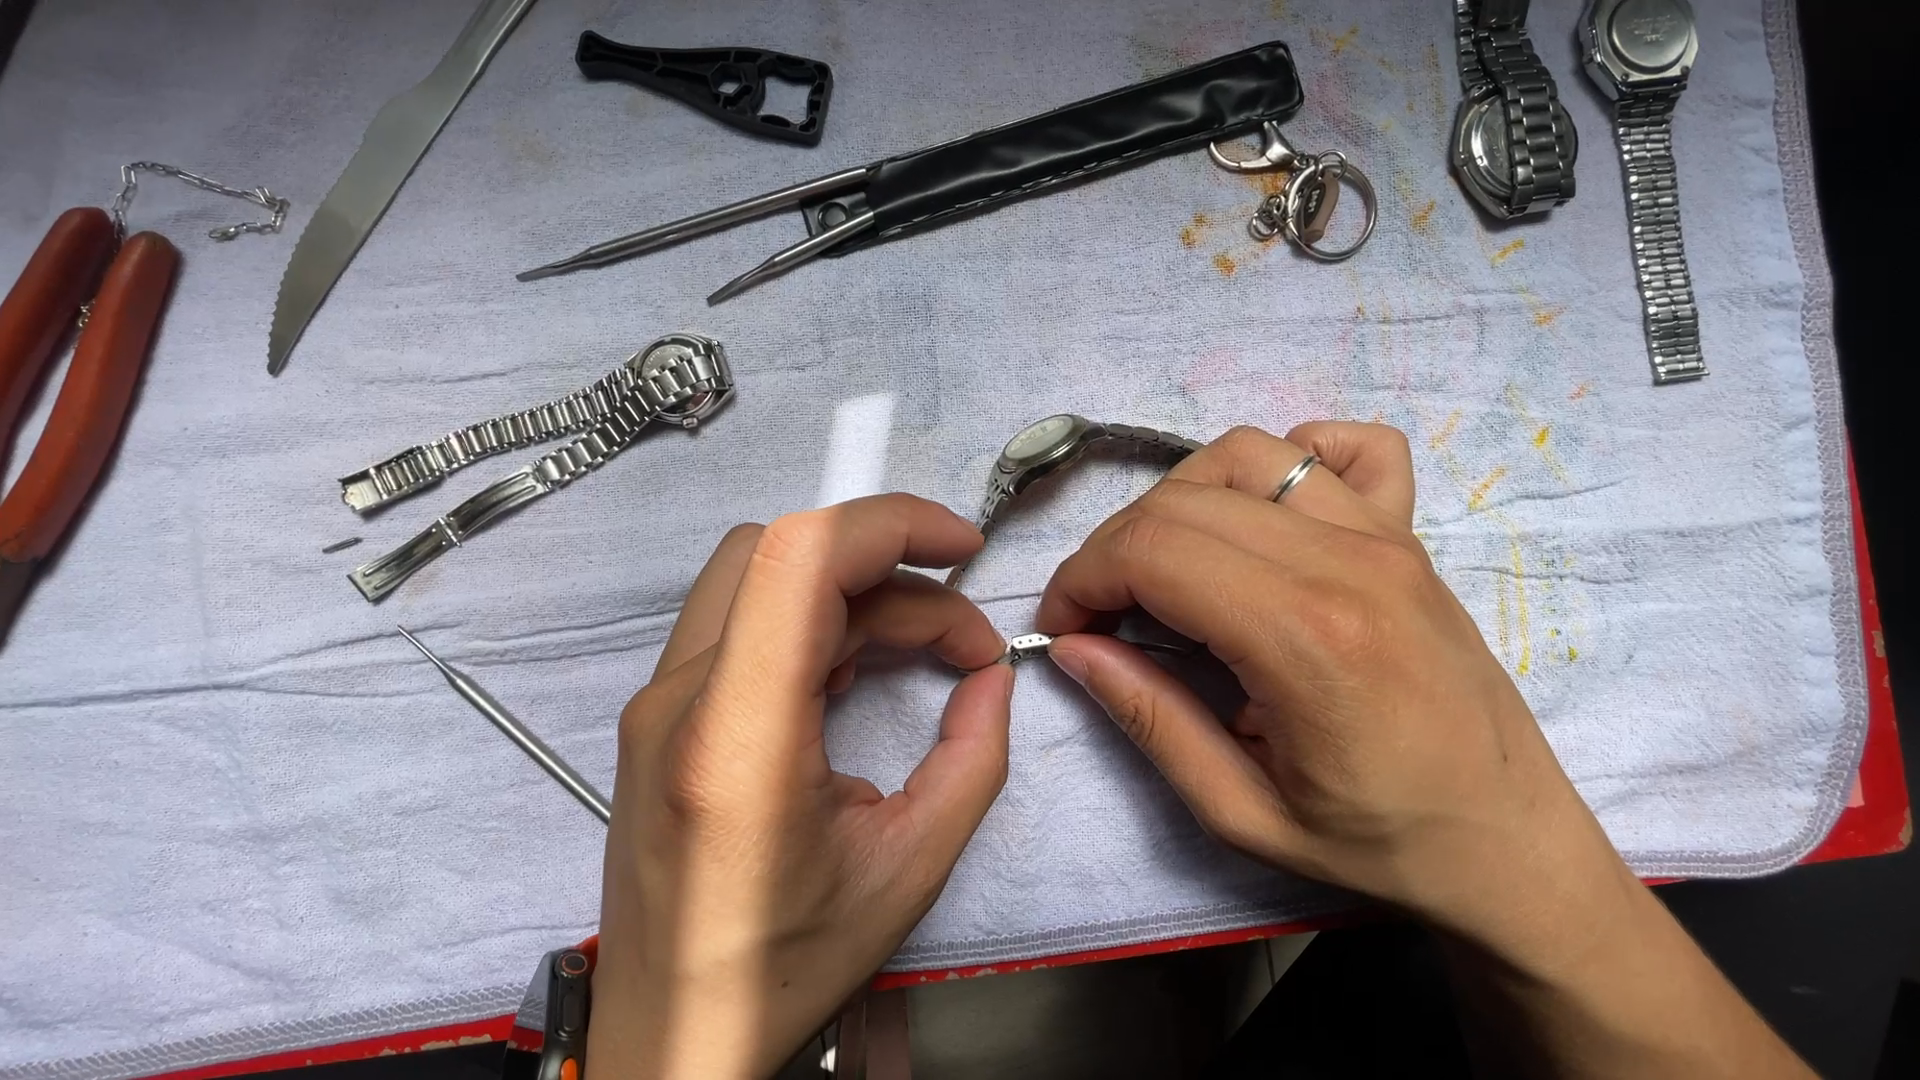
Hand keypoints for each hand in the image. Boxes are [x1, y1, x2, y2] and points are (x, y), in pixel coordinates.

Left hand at [590, 494, 1011, 1078]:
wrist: (670, 1033)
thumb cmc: (786, 964)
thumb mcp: (909, 869)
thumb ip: (971, 758)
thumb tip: (991, 677)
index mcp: (738, 736)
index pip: (802, 558)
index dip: (892, 523)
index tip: (965, 549)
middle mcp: (680, 697)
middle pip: (785, 552)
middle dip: (891, 566)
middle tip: (958, 635)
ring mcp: (657, 698)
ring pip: (762, 575)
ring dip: (855, 592)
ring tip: (919, 653)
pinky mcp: (660, 709)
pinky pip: (746, 620)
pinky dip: (816, 620)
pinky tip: (857, 673)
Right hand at [1037, 423, 1622, 952]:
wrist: (1513, 848)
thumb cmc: (1378, 846)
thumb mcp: (1241, 813)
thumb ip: (1150, 720)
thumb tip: (1074, 648)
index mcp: (1304, 639)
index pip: (1152, 551)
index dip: (1081, 579)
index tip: (1062, 627)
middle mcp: (1348, 562)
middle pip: (1182, 501)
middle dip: (1111, 548)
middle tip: (1100, 612)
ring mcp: (1388, 537)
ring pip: (1246, 453)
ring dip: (1178, 499)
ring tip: (1167, 566)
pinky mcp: (1411, 536)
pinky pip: (1349, 447)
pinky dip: (1288, 459)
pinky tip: (1266, 516)